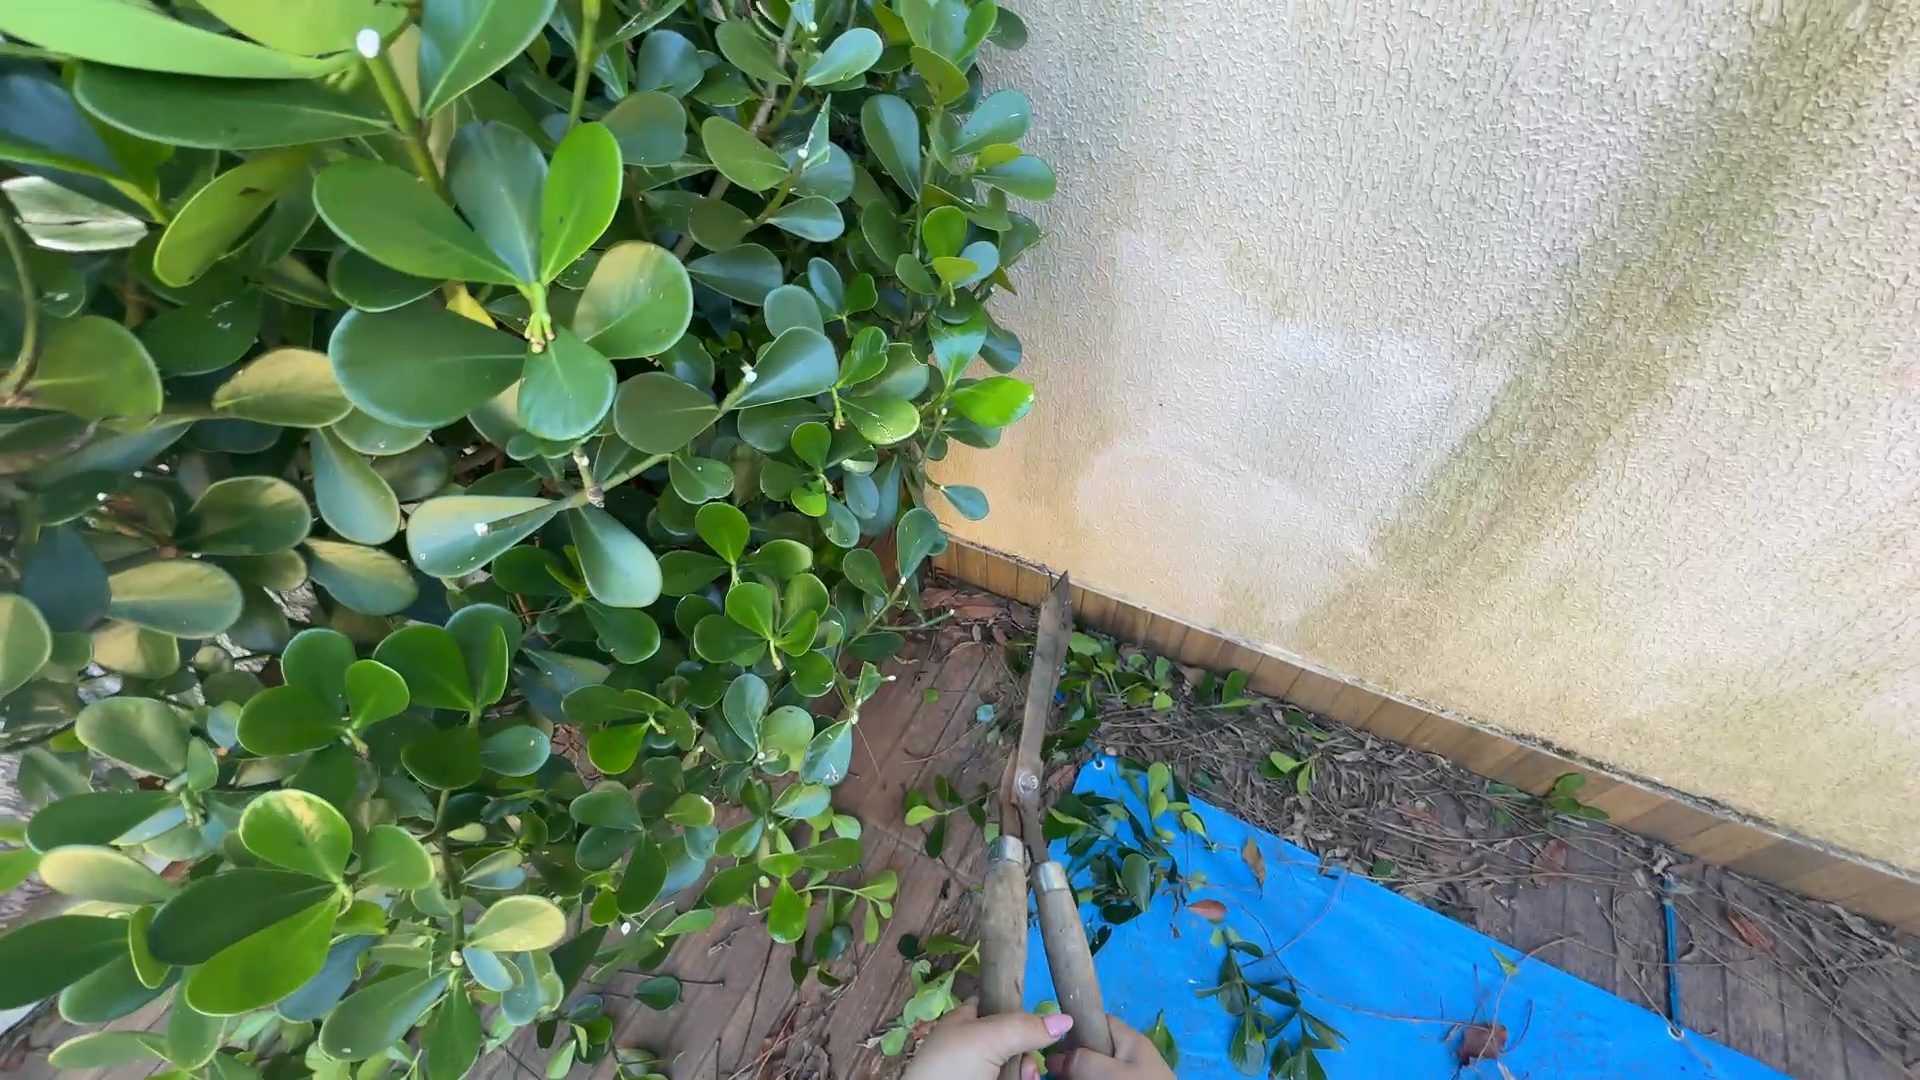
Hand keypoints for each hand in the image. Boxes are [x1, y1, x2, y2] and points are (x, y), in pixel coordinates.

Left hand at [901, 1003, 1075, 1079]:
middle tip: (1031, 1064)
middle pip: (1015, 1041)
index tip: (1042, 1025)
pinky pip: (1014, 1079)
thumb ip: (1024, 1026)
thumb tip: (1068, 1020)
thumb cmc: (952, 1068)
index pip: (1000, 1006)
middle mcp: (974, 1047)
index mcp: (966, 1021)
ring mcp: (982, 1073)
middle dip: (1029, 1051)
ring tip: (1029, 1078)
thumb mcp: (987, 1037)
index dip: (1022, 1012)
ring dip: (1028, 1071)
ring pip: (1017, 1067)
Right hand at [1048, 1016, 1176, 1079]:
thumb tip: (1053, 1058)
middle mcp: (1130, 1055)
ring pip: (1098, 1070)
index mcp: (1129, 1039)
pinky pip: (1105, 1079)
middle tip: (1058, 1074)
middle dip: (1075, 1060)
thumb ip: (1082, 1061)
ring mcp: (1132, 1076)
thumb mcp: (1111, 1074)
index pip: (1097, 1020)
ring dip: (1081, 1076)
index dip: (1075, 1028)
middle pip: (1094, 1049)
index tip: (1055, 1045)